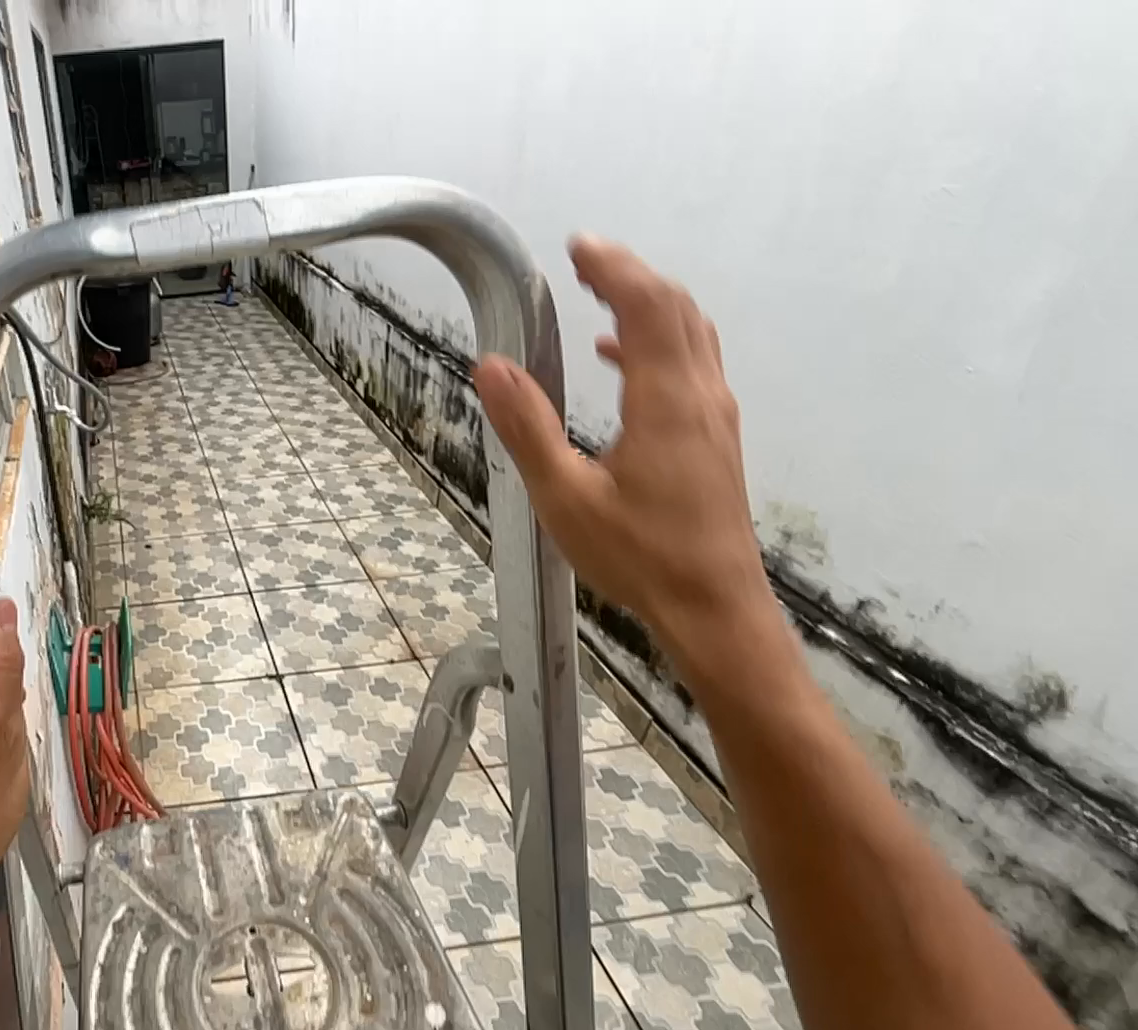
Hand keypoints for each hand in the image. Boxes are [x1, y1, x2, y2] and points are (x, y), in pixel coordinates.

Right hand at [473, 235, 775, 660]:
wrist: (712, 606)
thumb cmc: (637, 555)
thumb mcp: (565, 496)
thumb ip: (528, 427)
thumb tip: (492, 365)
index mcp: (666, 401)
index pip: (648, 307)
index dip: (614, 269)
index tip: (578, 246)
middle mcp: (701, 396)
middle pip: (678, 310)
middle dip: (632, 276)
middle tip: (585, 260)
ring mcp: (715, 418)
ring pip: (691, 335)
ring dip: (649, 305)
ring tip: (601, 293)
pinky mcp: (714, 439)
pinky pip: (689, 366)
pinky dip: (656, 344)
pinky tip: (618, 359)